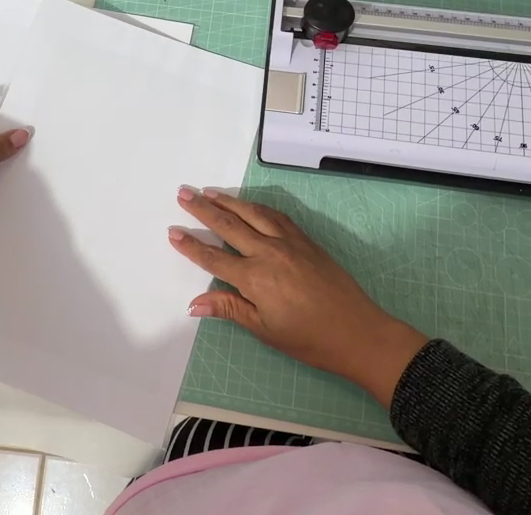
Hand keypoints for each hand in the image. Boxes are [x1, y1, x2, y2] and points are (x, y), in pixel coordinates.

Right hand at [169, 188, 428, 408]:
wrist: (357, 330)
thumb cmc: (308, 339)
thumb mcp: (265, 330)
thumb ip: (229, 309)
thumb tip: (194, 305)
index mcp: (255, 278)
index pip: (213, 258)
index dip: (191, 245)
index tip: (173, 231)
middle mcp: (267, 252)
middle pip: (228, 225)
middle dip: (203, 208)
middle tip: (183, 192)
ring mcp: (288, 242)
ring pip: (251, 212)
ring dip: (228, 200)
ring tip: (208, 191)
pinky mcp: (304, 239)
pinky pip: (275, 215)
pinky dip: (256, 206)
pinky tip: (247, 204)